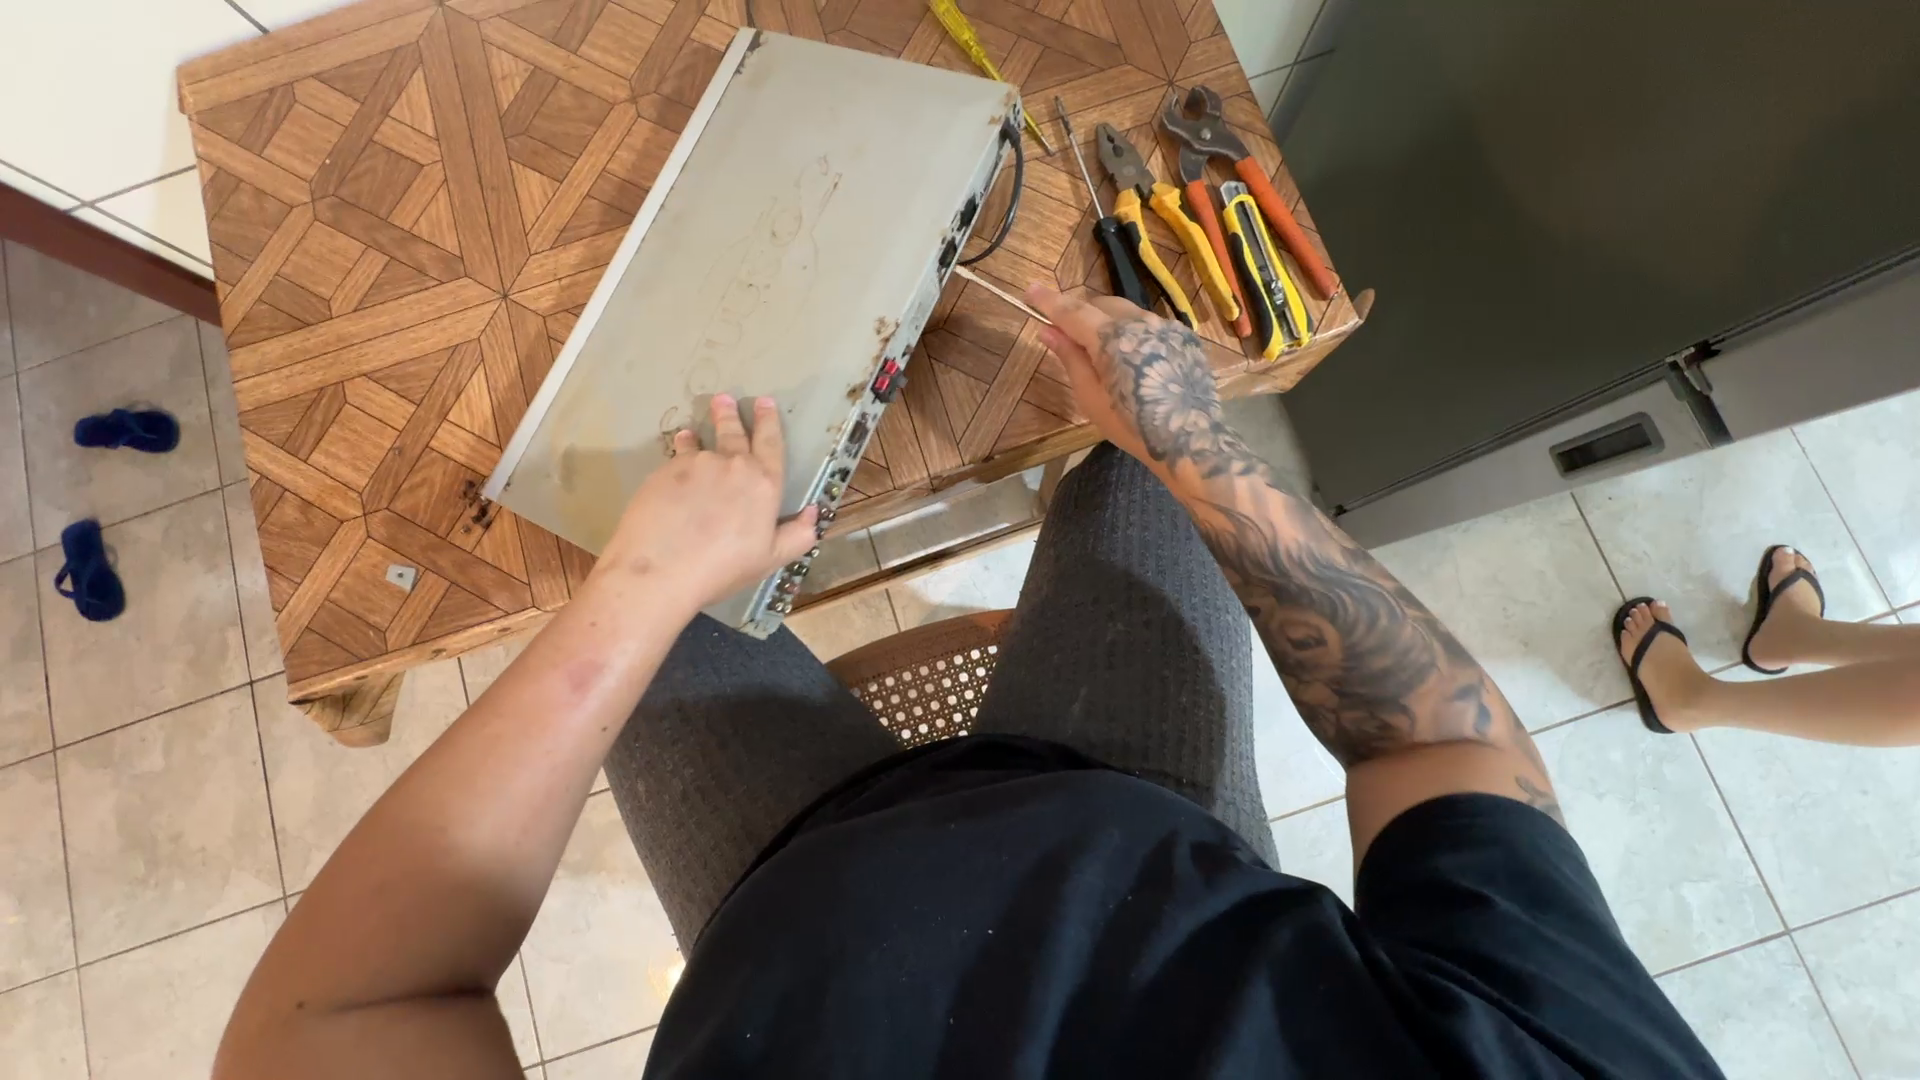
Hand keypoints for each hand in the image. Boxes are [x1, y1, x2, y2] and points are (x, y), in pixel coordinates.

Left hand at [585, 395, 817, 617]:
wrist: (661, 570)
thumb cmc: (723, 567)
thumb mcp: (770, 559)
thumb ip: (798, 535)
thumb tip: (814, 512)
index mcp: (763, 483)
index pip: (770, 443)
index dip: (769, 421)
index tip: (765, 402)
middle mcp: (731, 464)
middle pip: (733, 432)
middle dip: (731, 414)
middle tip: (725, 399)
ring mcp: (695, 464)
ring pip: (700, 444)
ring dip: (700, 435)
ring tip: (693, 432)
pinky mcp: (664, 471)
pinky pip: (676, 456)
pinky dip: (680, 452)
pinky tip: (675, 459)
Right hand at [1026, 285, 1262, 488]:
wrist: (1189, 439)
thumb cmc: (1131, 426)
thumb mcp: (1091, 398)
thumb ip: (1070, 357)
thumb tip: (1047, 330)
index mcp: (1111, 339)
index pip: (1072, 311)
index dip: (1049, 301)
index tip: (1030, 290)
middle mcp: (1139, 322)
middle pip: (1100, 305)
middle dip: (1080, 313)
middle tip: (1067, 333)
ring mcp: (1164, 326)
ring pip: (1126, 312)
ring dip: (1108, 322)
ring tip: (1103, 350)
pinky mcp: (1183, 336)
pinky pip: (1149, 325)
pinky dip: (1133, 333)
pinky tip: (1134, 359)